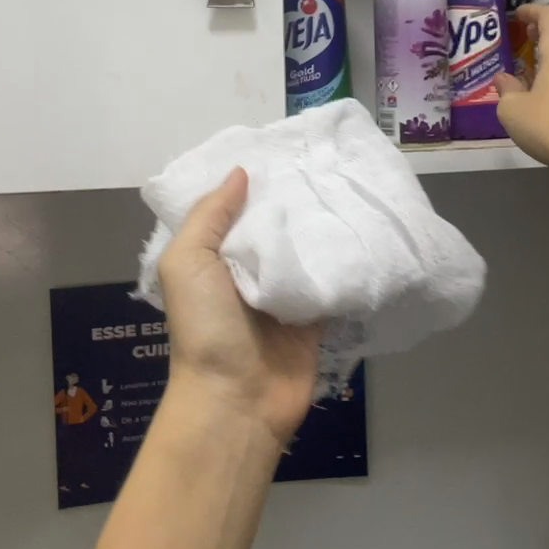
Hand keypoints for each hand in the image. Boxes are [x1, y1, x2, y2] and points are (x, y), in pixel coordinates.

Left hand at [158, 168, 321, 443]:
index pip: (234, 208)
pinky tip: (361, 224)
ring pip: (304, 246)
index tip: (281, 148)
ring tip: (347, 182)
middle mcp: (247, 269)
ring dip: (320, 223)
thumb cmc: (205, 327)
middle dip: (292, 197)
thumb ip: (210, 216)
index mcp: (213, 257)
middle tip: (324, 159)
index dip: (251, 181)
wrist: (237, 400)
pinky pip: (330, 276)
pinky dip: (342, 256)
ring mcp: (283, 291)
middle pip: (273, 224)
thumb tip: (241, 172)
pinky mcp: (314, 311)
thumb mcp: (187, 263)